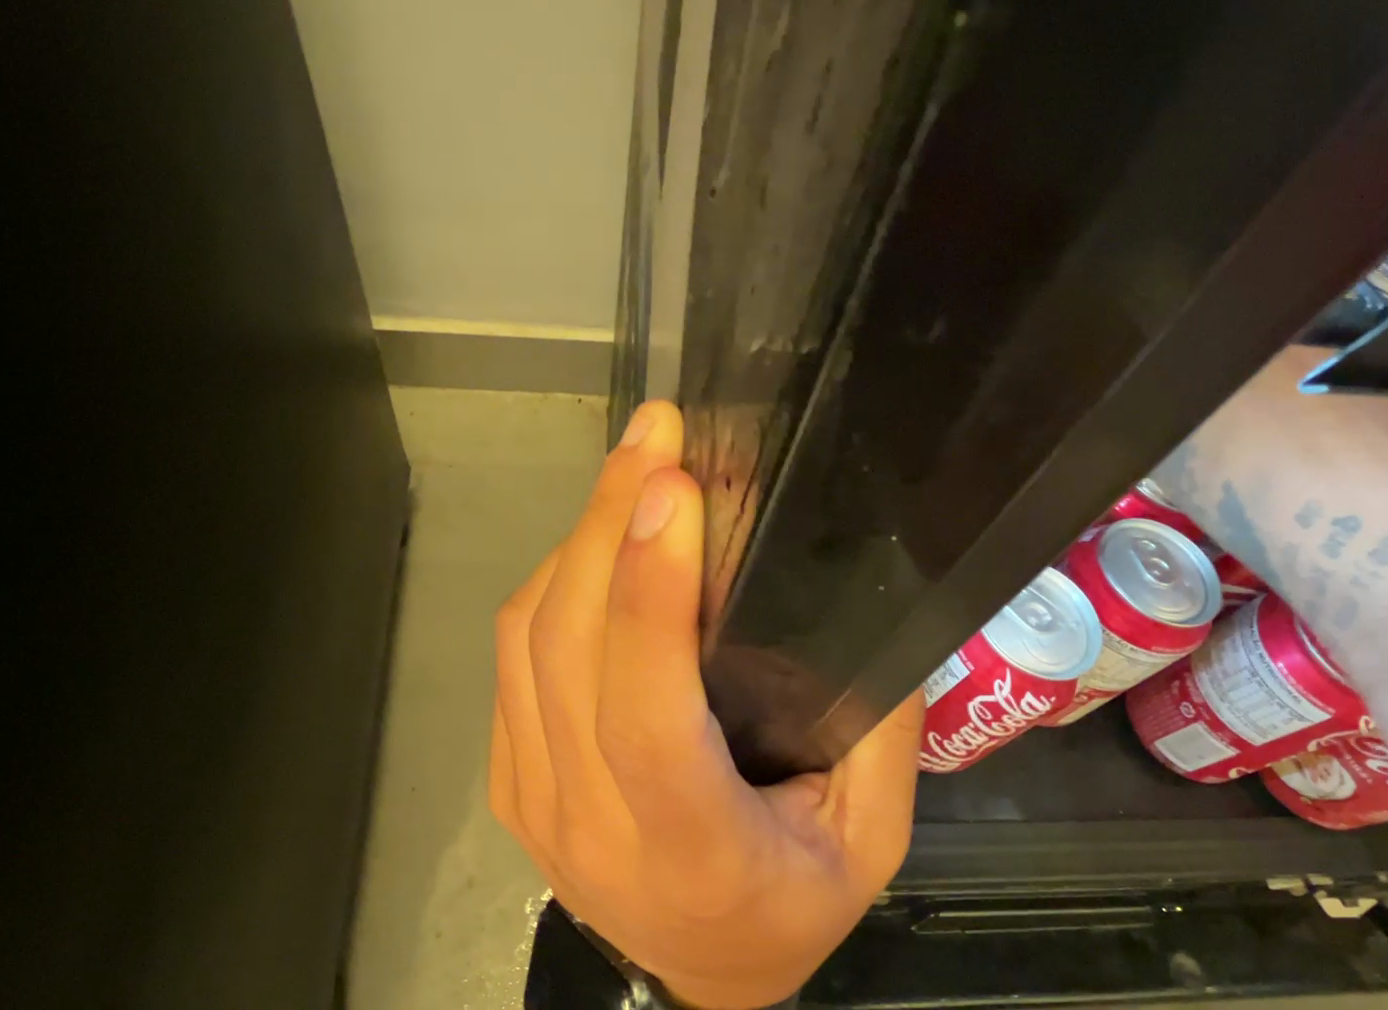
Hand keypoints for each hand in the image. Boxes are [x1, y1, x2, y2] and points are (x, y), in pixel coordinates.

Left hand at [489, 400, 923, 1008]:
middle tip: (655, 433)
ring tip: (633, 464)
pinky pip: (514, 657)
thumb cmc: (787, 908)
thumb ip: (877, 736)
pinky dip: (555, 578)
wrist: (690, 983)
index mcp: (690, 845)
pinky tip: (602, 534)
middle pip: (568, 649)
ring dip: (578, 534)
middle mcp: (588, 820)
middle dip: (606, 521)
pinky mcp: (510, 777)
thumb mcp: (867, 844)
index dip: (649, 594)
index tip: (671, 488)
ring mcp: (532, 797)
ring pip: (526, 639)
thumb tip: (869, 608)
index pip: (645, 712)